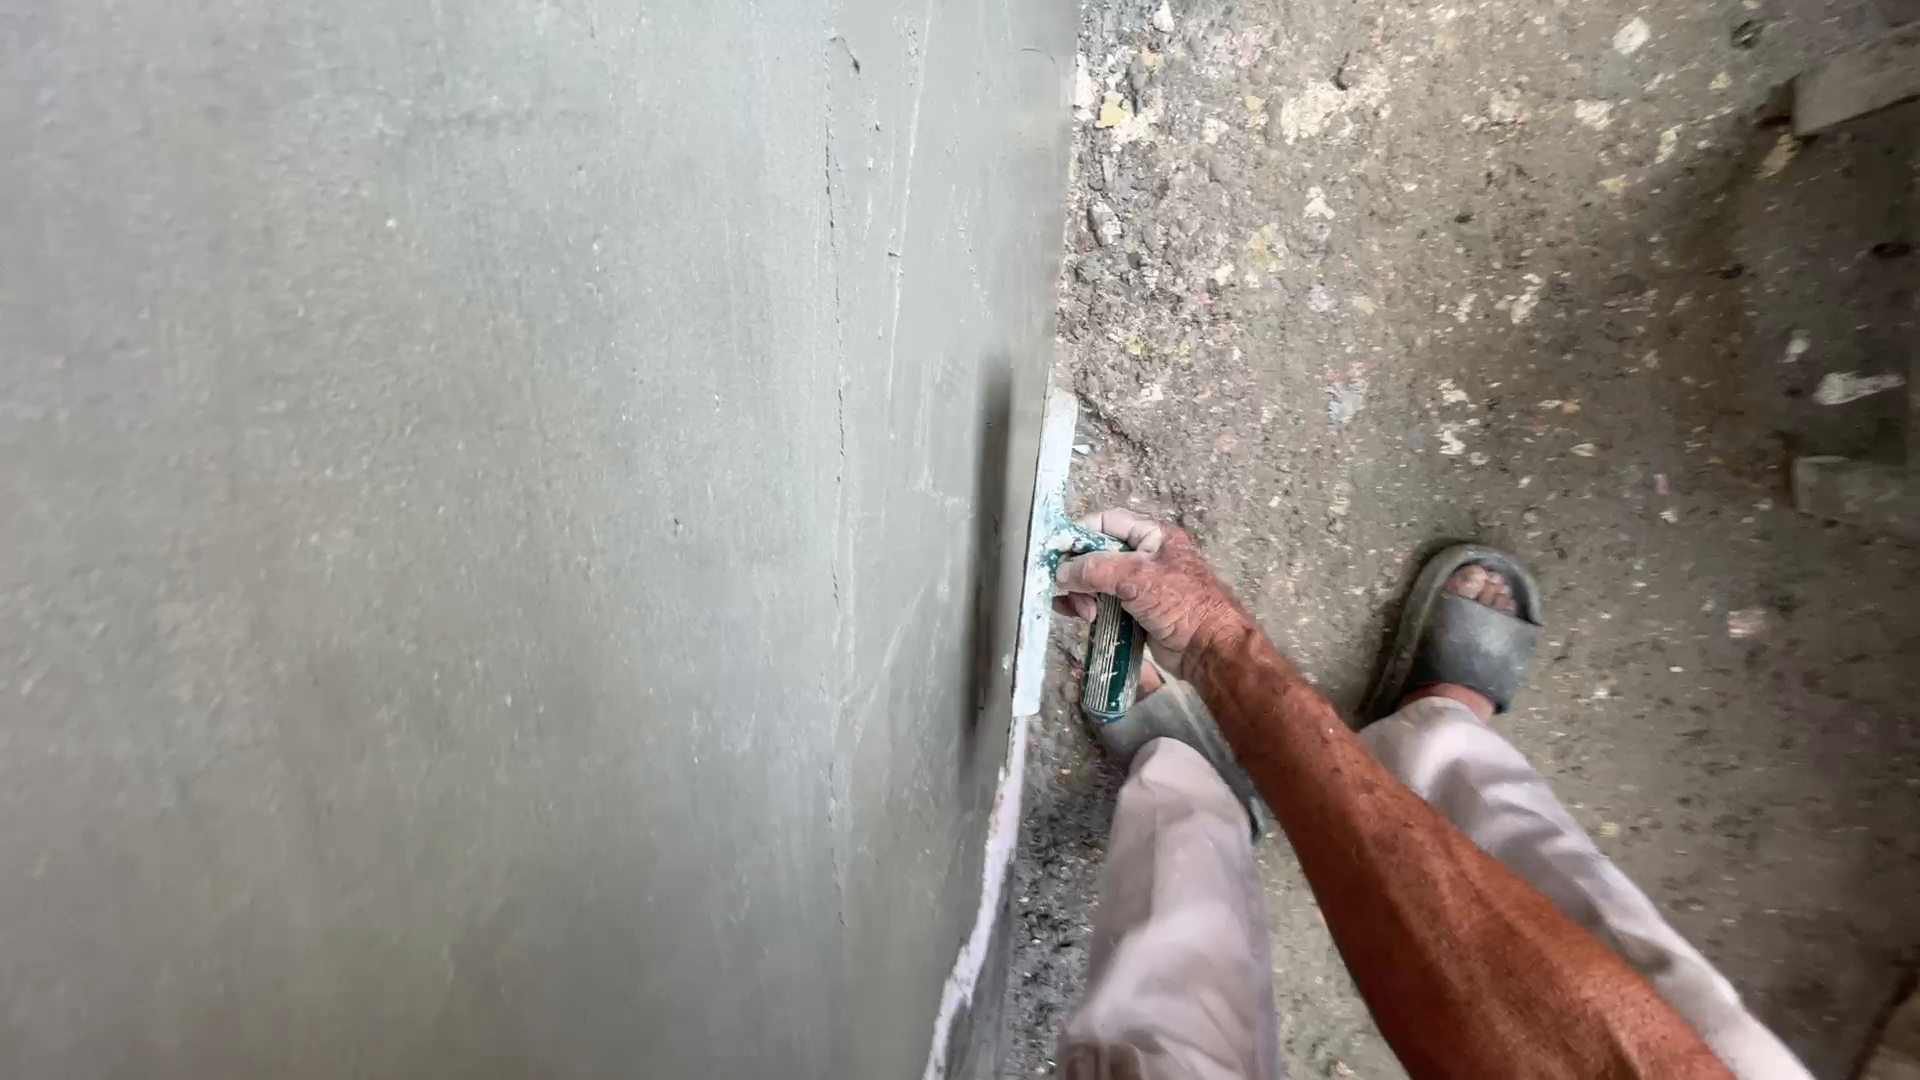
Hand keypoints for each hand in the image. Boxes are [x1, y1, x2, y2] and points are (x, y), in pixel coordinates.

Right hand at [1053, 508, 1253, 678]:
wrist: (1208, 649)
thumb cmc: (1182, 604)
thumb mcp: (1137, 578)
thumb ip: (1095, 569)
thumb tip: (1061, 572)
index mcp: (1150, 535)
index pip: (1104, 522)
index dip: (1078, 534)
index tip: (1057, 554)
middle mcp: (1142, 554)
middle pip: (1094, 553)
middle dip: (1077, 572)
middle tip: (1068, 591)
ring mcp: (1136, 583)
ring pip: (1093, 579)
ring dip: (1080, 593)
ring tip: (1083, 613)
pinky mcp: (1132, 608)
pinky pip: (1100, 601)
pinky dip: (1085, 606)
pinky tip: (1077, 616)